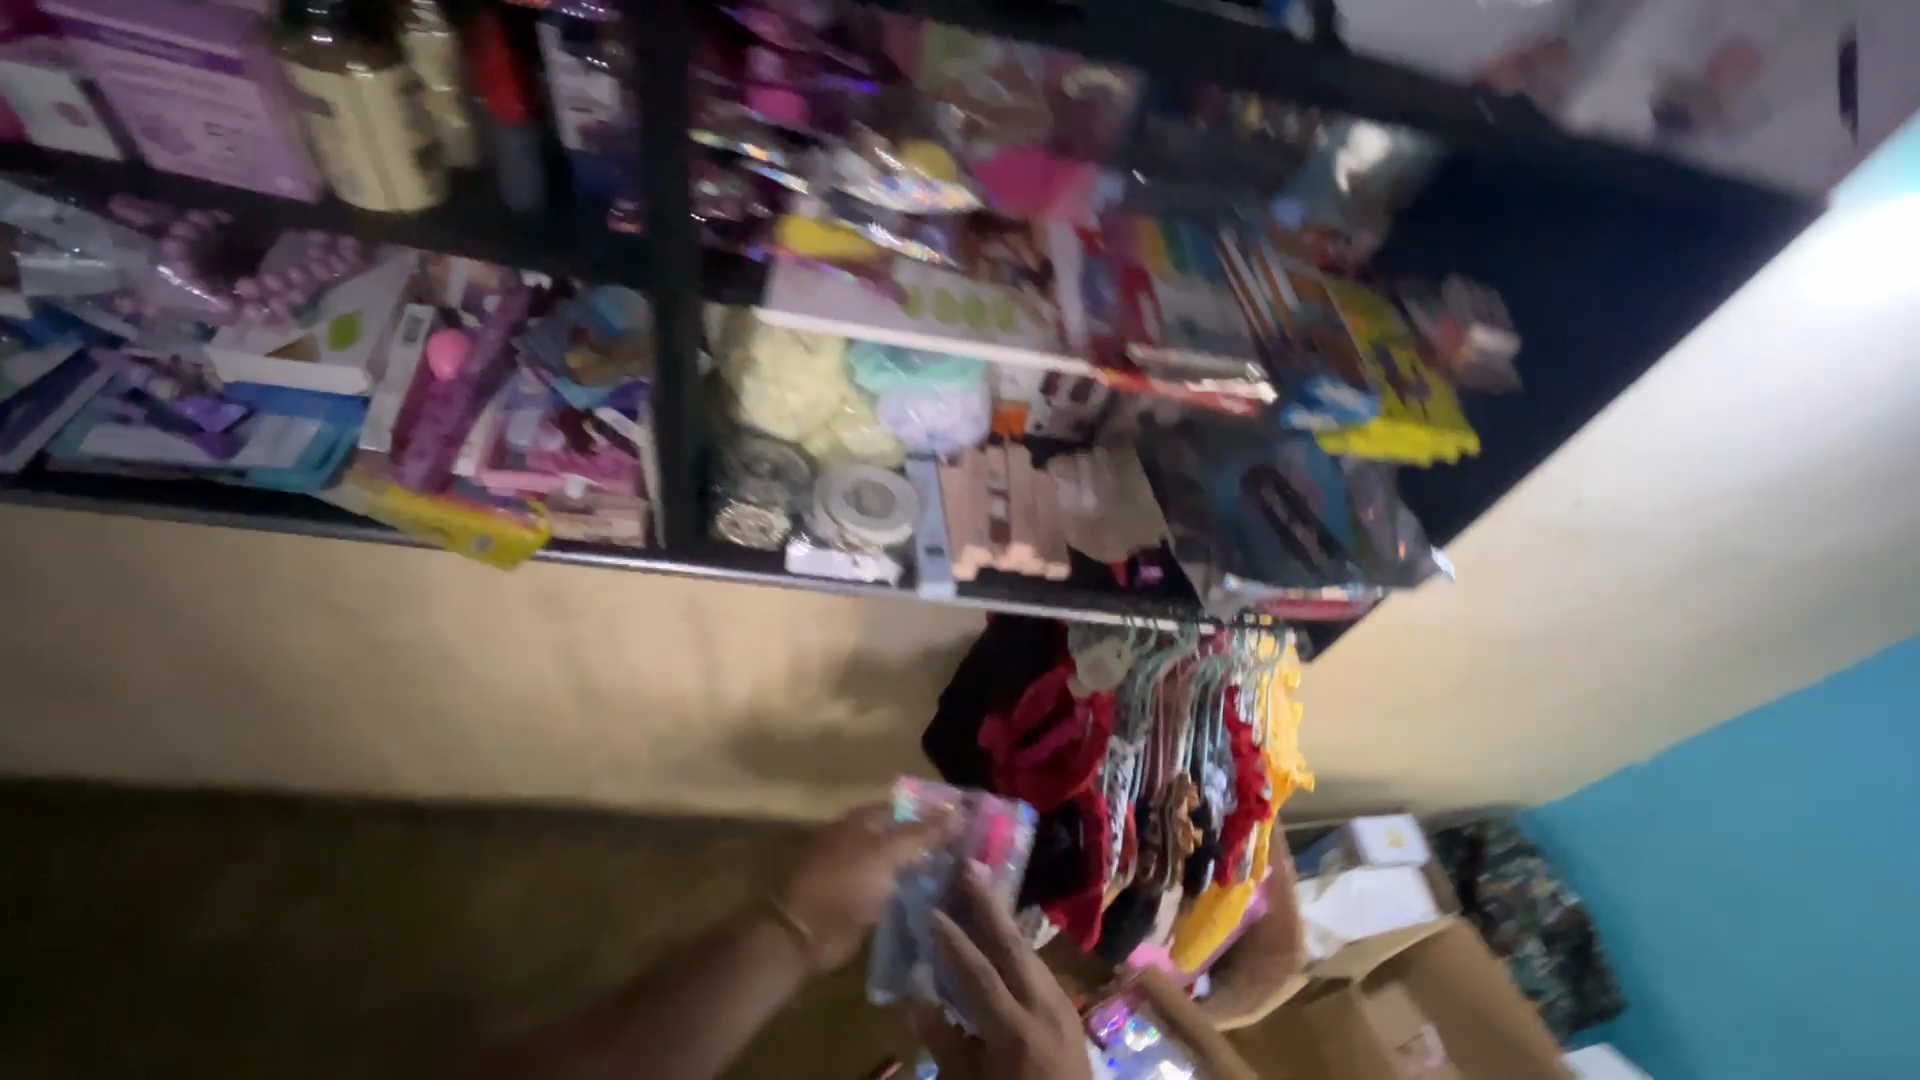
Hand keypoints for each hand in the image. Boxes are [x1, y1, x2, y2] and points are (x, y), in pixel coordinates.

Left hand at [779, 802, 950, 970]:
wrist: (808, 934)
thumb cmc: (845, 882)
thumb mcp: (887, 852)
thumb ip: (923, 833)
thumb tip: (959, 811)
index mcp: (861, 820)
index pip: (905, 807)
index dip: (934, 810)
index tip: (967, 818)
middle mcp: (861, 841)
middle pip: (904, 835)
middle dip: (934, 840)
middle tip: (973, 847)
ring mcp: (862, 873)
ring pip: (902, 864)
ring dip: (927, 867)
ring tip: (967, 871)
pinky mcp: (865, 902)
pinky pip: (897, 890)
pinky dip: (915, 891)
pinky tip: (943, 896)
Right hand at [912, 867, 1092, 1079]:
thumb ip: (945, 1043)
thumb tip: (918, 998)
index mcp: (1016, 1031)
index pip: (979, 974)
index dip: (953, 941)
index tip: (930, 908)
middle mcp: (1045, 1007)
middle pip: (1013, 944)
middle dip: (987, 903)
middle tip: (966, 864)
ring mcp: (1062, 1005)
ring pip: (1029, 950)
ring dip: (1002, 918)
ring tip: (979, 885)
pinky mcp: (1069, 1010)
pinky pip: (1038, 966)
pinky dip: (1016, 944)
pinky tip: (1001, 932)